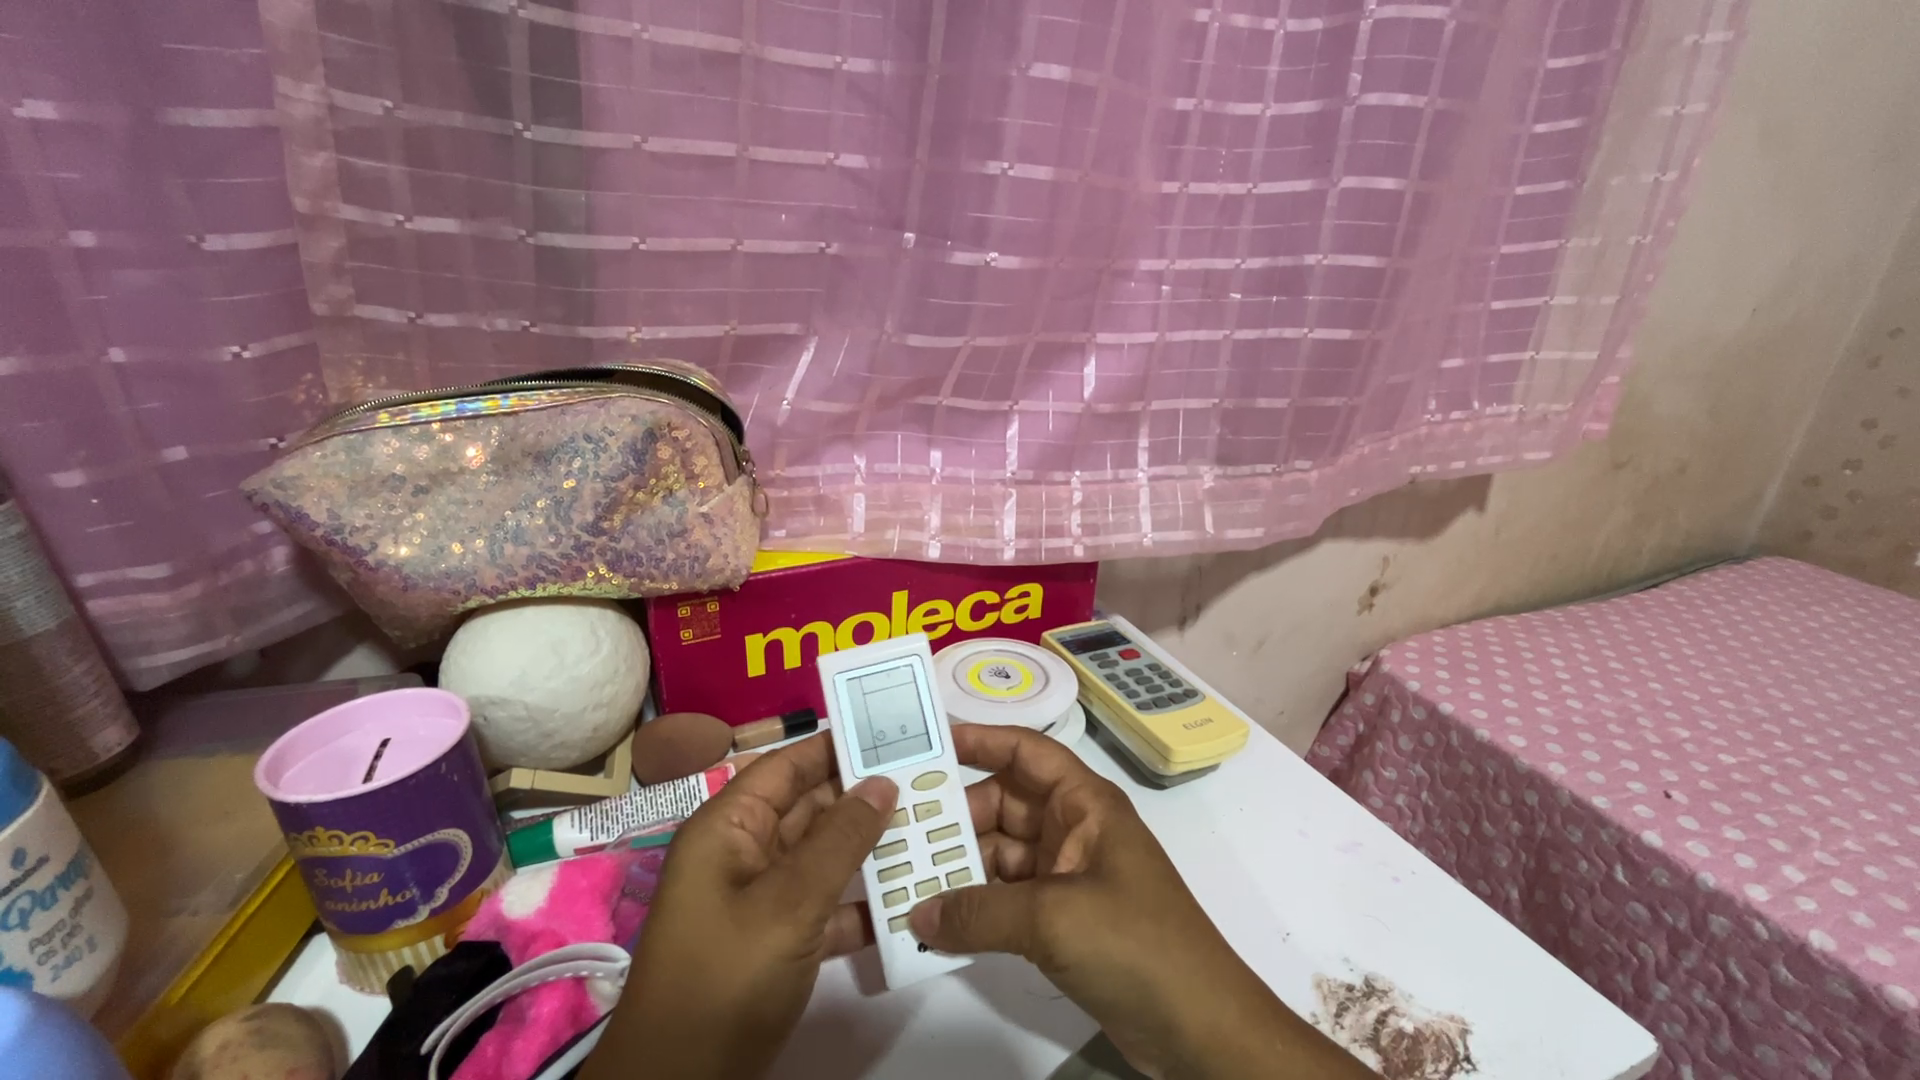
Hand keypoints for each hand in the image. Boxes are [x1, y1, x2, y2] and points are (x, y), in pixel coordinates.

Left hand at [582, 733, 895, 1079]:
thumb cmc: (727, 975)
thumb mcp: (789, 901)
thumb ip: (840, 839)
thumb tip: (883, 782)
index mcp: (729, 827)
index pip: (786, 766)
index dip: (835, 746)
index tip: (893, 733)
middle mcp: (743, 852)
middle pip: (808, 807)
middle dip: (863, 796)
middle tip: (927, 780)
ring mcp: (760, 897)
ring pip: (821, 855)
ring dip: (869, 848)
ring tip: (929, 827)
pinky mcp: (777, 938)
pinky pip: (825, 902)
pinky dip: (861, 900)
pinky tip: (909, 894)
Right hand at [909, 725, 1369, 1079]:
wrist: (1200, 1026)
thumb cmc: (1135, 943)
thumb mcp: (1053, 918)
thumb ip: (978, 912)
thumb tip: (917, 914)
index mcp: (1085, 804)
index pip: (1027, 752)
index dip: (981, 740)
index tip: (929, 744)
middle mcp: (1074, 830)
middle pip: (1004, 804)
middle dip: (955, 813)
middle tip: (898, 827)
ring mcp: (1068, 876)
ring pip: (1001, 853)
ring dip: (959, 864)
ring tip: (903, 874)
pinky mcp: (1063, 920)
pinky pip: (1007, 897)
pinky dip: (975, 905)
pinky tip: (936, 919)